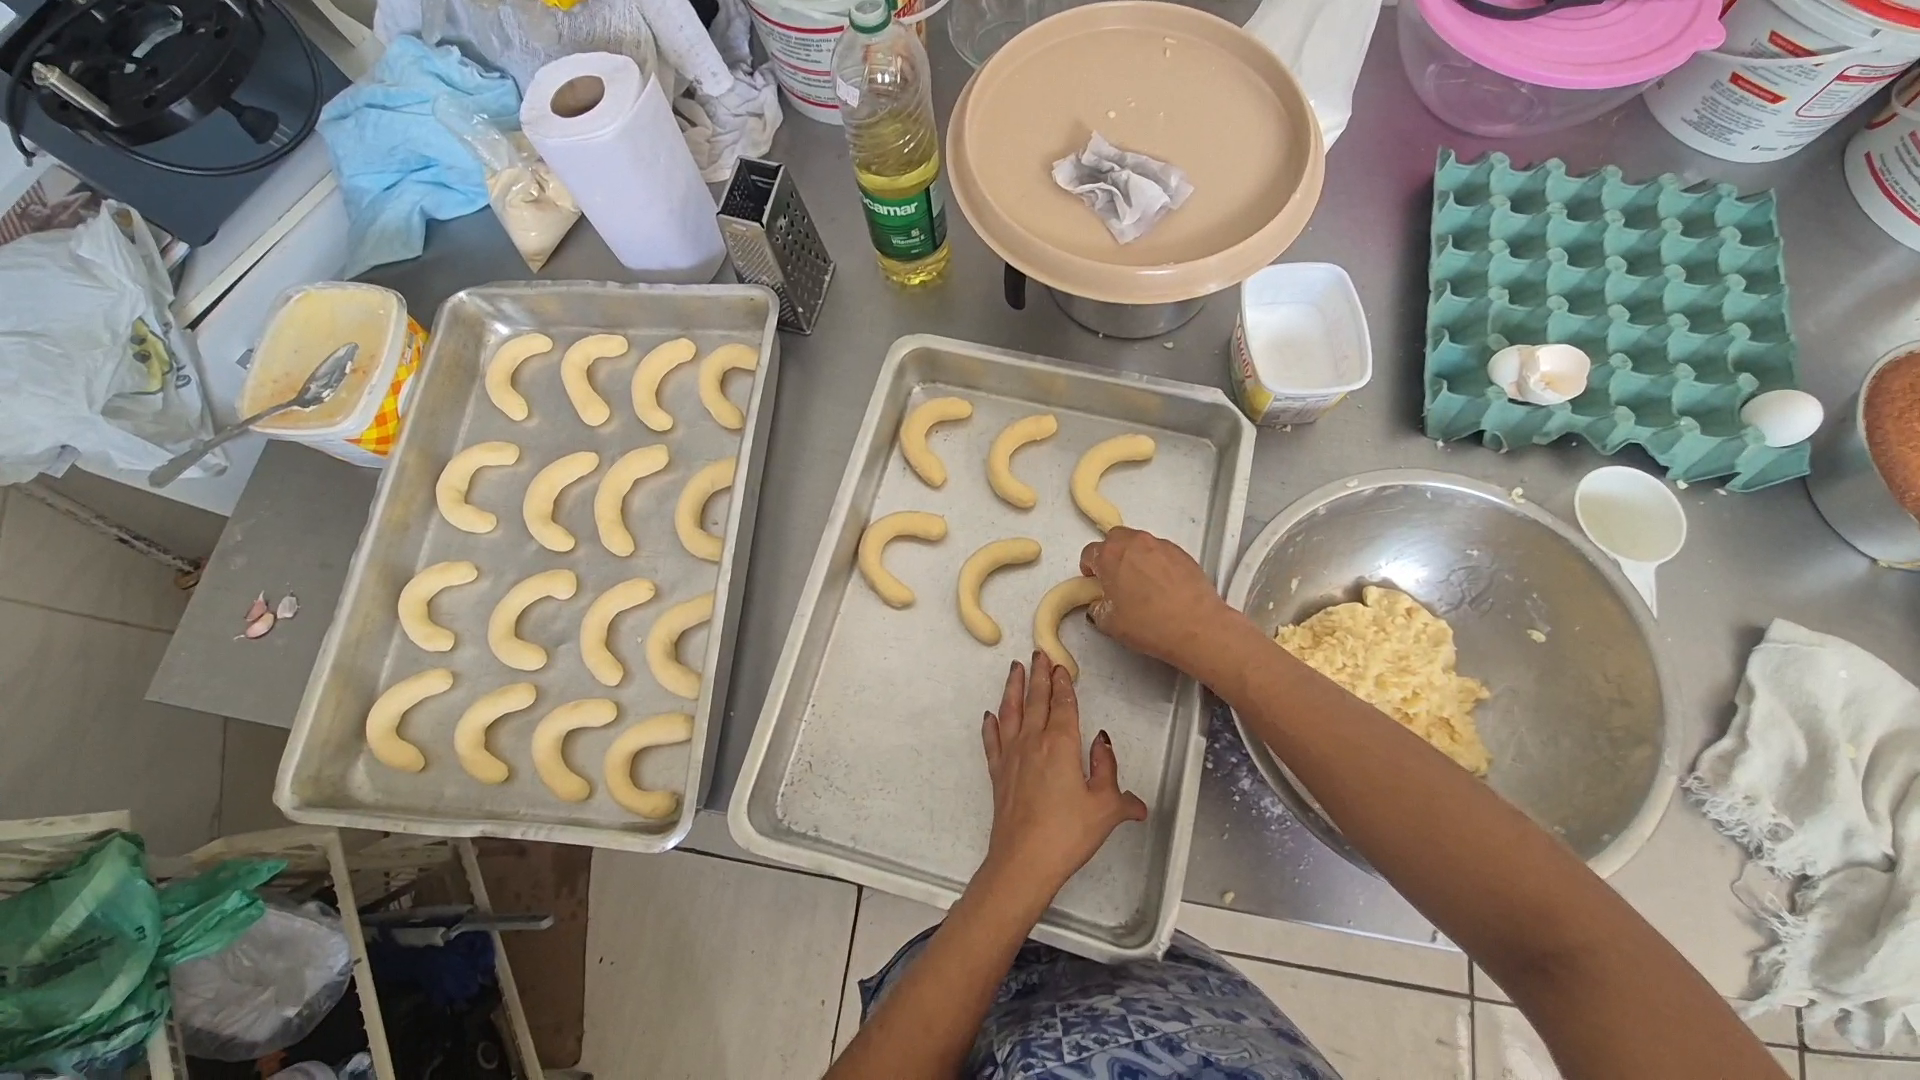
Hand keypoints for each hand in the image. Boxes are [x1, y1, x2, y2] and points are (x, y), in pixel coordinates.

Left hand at [979, 652, 1147, 905]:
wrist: (1024, 860)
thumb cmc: (1067, 834)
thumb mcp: (1106, 806)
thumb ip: (1109, 772)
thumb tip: (1107, 747)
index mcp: (1061, 744)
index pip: (1063, 705)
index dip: (1063, 683)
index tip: (1060, 665)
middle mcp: (1033, 743)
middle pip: (1036, 701)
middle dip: (1039, 676)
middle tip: (1038, 654)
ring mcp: (1011, 757)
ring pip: (1011, 713)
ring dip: (1014, 689)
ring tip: (1014, 669)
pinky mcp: (998, 774)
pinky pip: (992, 741)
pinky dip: (991, 726)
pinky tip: (990, 716)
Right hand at [1079, 526, 1243, 671]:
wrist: (1196, 627)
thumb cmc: (1149, 624)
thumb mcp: (1109, 623)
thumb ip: (1097, 608)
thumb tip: (1100, 604)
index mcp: (1109, 556)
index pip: (1089, 552)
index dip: (1089, 568)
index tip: (1093, 581)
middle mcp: (1134, 543)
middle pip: (1115, 539)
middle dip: (1111, 555)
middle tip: (1115, 578)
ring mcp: (1160, 545)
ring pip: (1140, 544)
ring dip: (1135, 557)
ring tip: (1141, 584)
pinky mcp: (1182, 553)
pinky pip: (1162, 552)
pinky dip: (1157, 563)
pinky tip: (1162, 586)